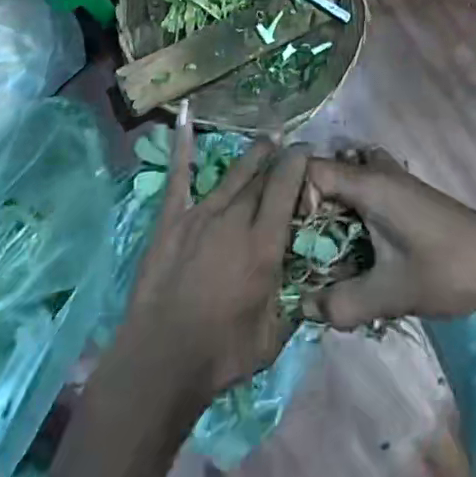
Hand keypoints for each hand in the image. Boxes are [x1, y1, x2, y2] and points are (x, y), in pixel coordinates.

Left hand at [113, 104, 310, 399]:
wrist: (162, 358)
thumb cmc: (222, 352)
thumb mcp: (274, 336)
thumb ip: (296, 305)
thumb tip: (314, 289)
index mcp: (264, 245)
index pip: (286, 189)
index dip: (298, 164)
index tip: (307, 150)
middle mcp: (235, 220)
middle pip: (261, 179)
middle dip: (279, 159)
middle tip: (290, 145)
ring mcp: (200, 216)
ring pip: (232, 176)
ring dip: (251, 156)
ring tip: (265, 139)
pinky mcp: (171, 220)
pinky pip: (179, 177)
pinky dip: (182, 145)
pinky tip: (185, 118)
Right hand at [301, 145, 475, 328]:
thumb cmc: (448, 270)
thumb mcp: (392, 292)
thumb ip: (341, 303)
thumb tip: (302, 308)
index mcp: (369, 184)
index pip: (309, 170)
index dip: (290, 199)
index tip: (289, 237)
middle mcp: (377, 172)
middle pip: (324, 173)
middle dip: (307, 207)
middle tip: (301, 246)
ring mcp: (393, 180)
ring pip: (344, 179)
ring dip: (330, 207)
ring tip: (324, 245)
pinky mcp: (404, 194)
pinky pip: (362, 188)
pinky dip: (349, 209)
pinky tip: (353, 246)